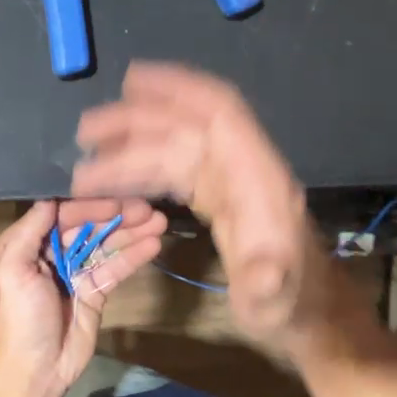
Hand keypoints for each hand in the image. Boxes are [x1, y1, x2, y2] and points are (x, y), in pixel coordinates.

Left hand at [0, 199, 166, 396]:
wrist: (37, 368)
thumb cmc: (20, 319)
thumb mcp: (12, 271)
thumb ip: (28, 233)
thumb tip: (50, 201)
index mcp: (27, 247)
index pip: (61, 216)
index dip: (89, 207)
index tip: (117, 200)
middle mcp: (51, 256)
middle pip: (87, 228)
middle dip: (116, 216)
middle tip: (148, 208)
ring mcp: (74, 274)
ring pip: (105, 246)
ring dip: (131, 233)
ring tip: (159, 222)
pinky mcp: (94, 293)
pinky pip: (114, 269)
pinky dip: (132, 256)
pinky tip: (153, 245)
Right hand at [70, 61, 329, 346]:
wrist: (309, 315)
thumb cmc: (291, 307)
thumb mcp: (278, 301)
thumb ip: (267, 285)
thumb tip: (264, 275)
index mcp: (260, 182)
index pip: (220, 119)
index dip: (180, 91)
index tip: (134, 81)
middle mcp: (244, 173)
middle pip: (187, 131)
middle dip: (138, 122)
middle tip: (86, 130)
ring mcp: (231, 186)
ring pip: (177, 150)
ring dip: (134, 145)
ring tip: (88, 153)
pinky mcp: (221, 202)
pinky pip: (178, 172)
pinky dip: (146, 168)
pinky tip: (119, 172)